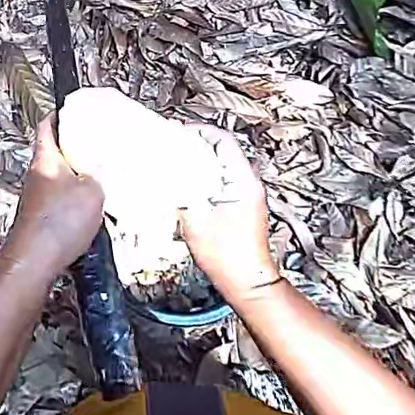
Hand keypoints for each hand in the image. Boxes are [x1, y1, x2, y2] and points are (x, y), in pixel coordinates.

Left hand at [0, 115, 105, 283]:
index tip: (69, 108)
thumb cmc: (56, 224)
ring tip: (99, 178)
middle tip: (94, 144)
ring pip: (59, 178)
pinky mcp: (41, 219)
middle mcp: (37, 176)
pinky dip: (76, 201)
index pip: (47, 126)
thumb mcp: (93, 190)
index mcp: (46, 160)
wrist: (33, 263)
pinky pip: (61, 201)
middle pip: (54, 152)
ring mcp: (37, 199)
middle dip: (74, 148)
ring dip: (77, 176)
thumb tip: (103, 172)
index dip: (58, 114)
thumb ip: (100, 175)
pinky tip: (92, 210)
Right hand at [180, 125, 282, 300]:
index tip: (178, 132)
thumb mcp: (195, 221)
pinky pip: (222, 179)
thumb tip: (166, 171)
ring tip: (175, 161)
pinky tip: (186, 183)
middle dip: (195, 144)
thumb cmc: (228, 258)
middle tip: (172, 145)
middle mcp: (249, 182)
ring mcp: (247, 194)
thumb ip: (180, 192)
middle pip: (221, 149)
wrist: (248, 284)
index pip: (222, 140)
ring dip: (198, 160)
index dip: (199, 131)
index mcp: (242, 180)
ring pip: (220, 164)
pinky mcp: (242, 204)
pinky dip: (204, 175)